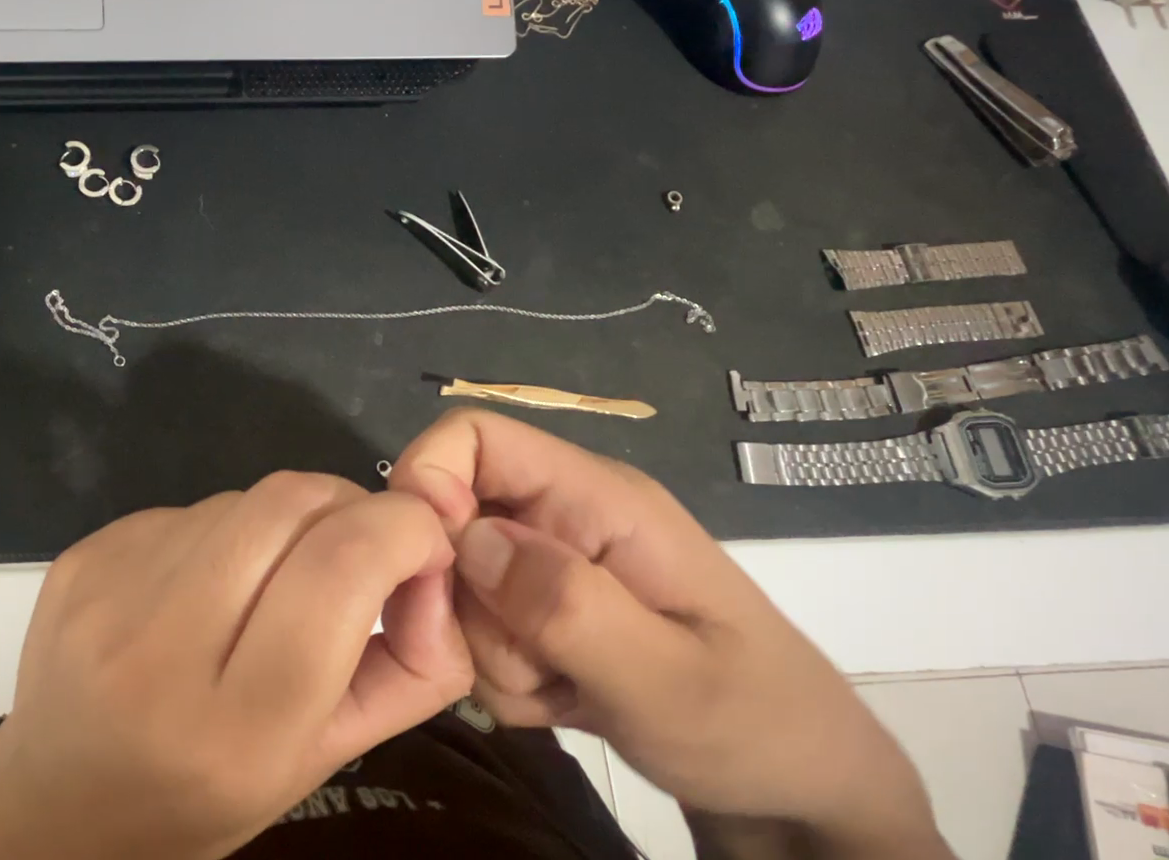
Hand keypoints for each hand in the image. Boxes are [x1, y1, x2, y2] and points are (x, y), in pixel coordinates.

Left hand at [0, 472, 472, 859]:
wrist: (58, 802)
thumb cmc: (201, 798)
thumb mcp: (319, 761)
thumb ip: (406, 671)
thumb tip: (434, 570)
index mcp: (236, 722)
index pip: (339, 569)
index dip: (403, 531)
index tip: (421, 546)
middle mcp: (160, 643)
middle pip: (289, 503)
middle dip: (352, 505)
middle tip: (361, 547)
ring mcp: (110, 586)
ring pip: (241, 498)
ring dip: (285, 521)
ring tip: (273, 579)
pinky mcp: (84, 553)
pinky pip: (188, 508)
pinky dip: (226, 531)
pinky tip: (208, 584)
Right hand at [390, 410, 948, 856]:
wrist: (793, 789)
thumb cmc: (756, 724)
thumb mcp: (670, 678)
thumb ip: (568, 605)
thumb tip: (465, 538)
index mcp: (597, 498)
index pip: (476, 436)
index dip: (432, 482)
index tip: (435, 574)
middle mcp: (562, 516)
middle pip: (451, 522)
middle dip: (468, 605)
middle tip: (533, 666)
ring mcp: (550, 564)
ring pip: (457, 587)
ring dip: (491, 653)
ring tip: (565, 689)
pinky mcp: (541, 608)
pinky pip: (477, 632)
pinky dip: (503, 677)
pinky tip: (562, 699)